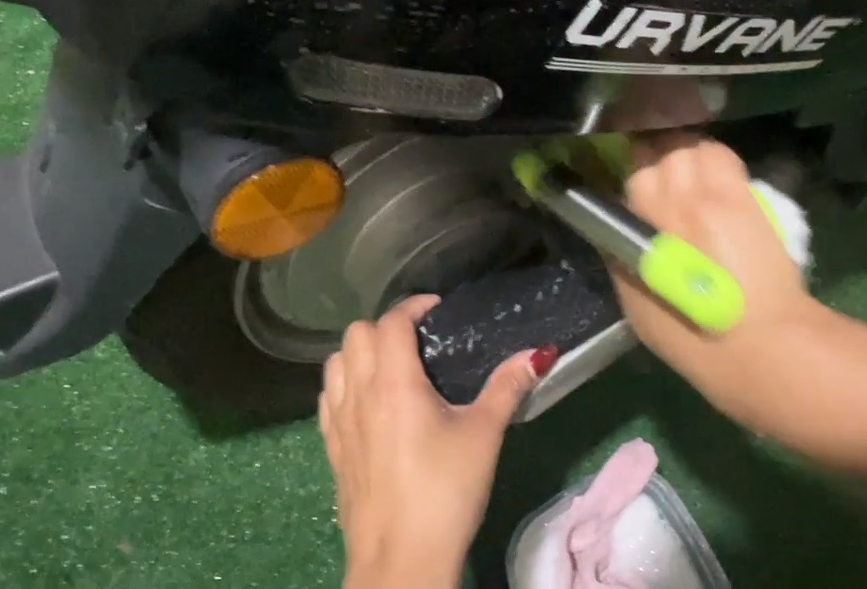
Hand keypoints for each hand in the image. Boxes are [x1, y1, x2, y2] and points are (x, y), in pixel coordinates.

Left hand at [319, 295, 552, 588]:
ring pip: (335, 361)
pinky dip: (343, 384)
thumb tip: (539, 352)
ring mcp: (338, 421)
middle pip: (356, 332)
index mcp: (393, 382)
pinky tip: (367, 403)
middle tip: (418, 341)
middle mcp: (359, 392)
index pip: (391, 321)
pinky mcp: (331, 449)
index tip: (437, 311)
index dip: (414, 306)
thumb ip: (507, 387)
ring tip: (391, 367)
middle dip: (385, 326)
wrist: (401, 560)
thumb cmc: (444, 492)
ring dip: (359, 353)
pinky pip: (327, 397)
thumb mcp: (484, 436)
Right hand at [614, 132, 817, 404]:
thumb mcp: (636, 306)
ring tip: (688, 171)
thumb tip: (612, 230)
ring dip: (682, 153)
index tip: (637, 189)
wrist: (763, 344)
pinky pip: (717, 154)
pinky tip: (714, 174)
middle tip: (664, 179)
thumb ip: (619, 259)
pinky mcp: (739, 193)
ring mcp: (703, 192)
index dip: (630, 179)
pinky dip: (711, 157)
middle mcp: (663, 201)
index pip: (622, 178)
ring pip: (683, 145)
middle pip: (651, 153)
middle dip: (653, 160)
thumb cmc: (694, 338)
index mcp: (632, 230)